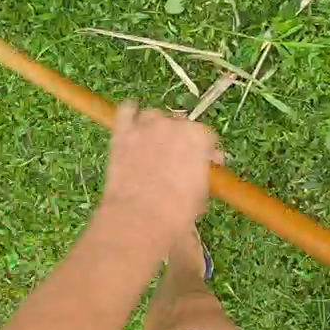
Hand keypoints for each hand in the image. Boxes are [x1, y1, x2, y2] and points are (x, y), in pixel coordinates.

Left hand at [93, 103, 217, 252]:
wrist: (139, 218)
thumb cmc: (176, 213)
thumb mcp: (200, 195)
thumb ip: (201, 177)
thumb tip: (197, 177)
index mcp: (198, 137)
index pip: (207, 136)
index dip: (207, 150)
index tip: (207, 163)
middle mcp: (173, 124)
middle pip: (181, 124)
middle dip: (182, 139)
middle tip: (179, 160)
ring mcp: (146, 126)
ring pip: (154, 116)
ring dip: (157, 127)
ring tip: (155, 144)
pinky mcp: (122, 133)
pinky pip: (126, 111)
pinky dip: (130, 113)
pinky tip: (133, 121)